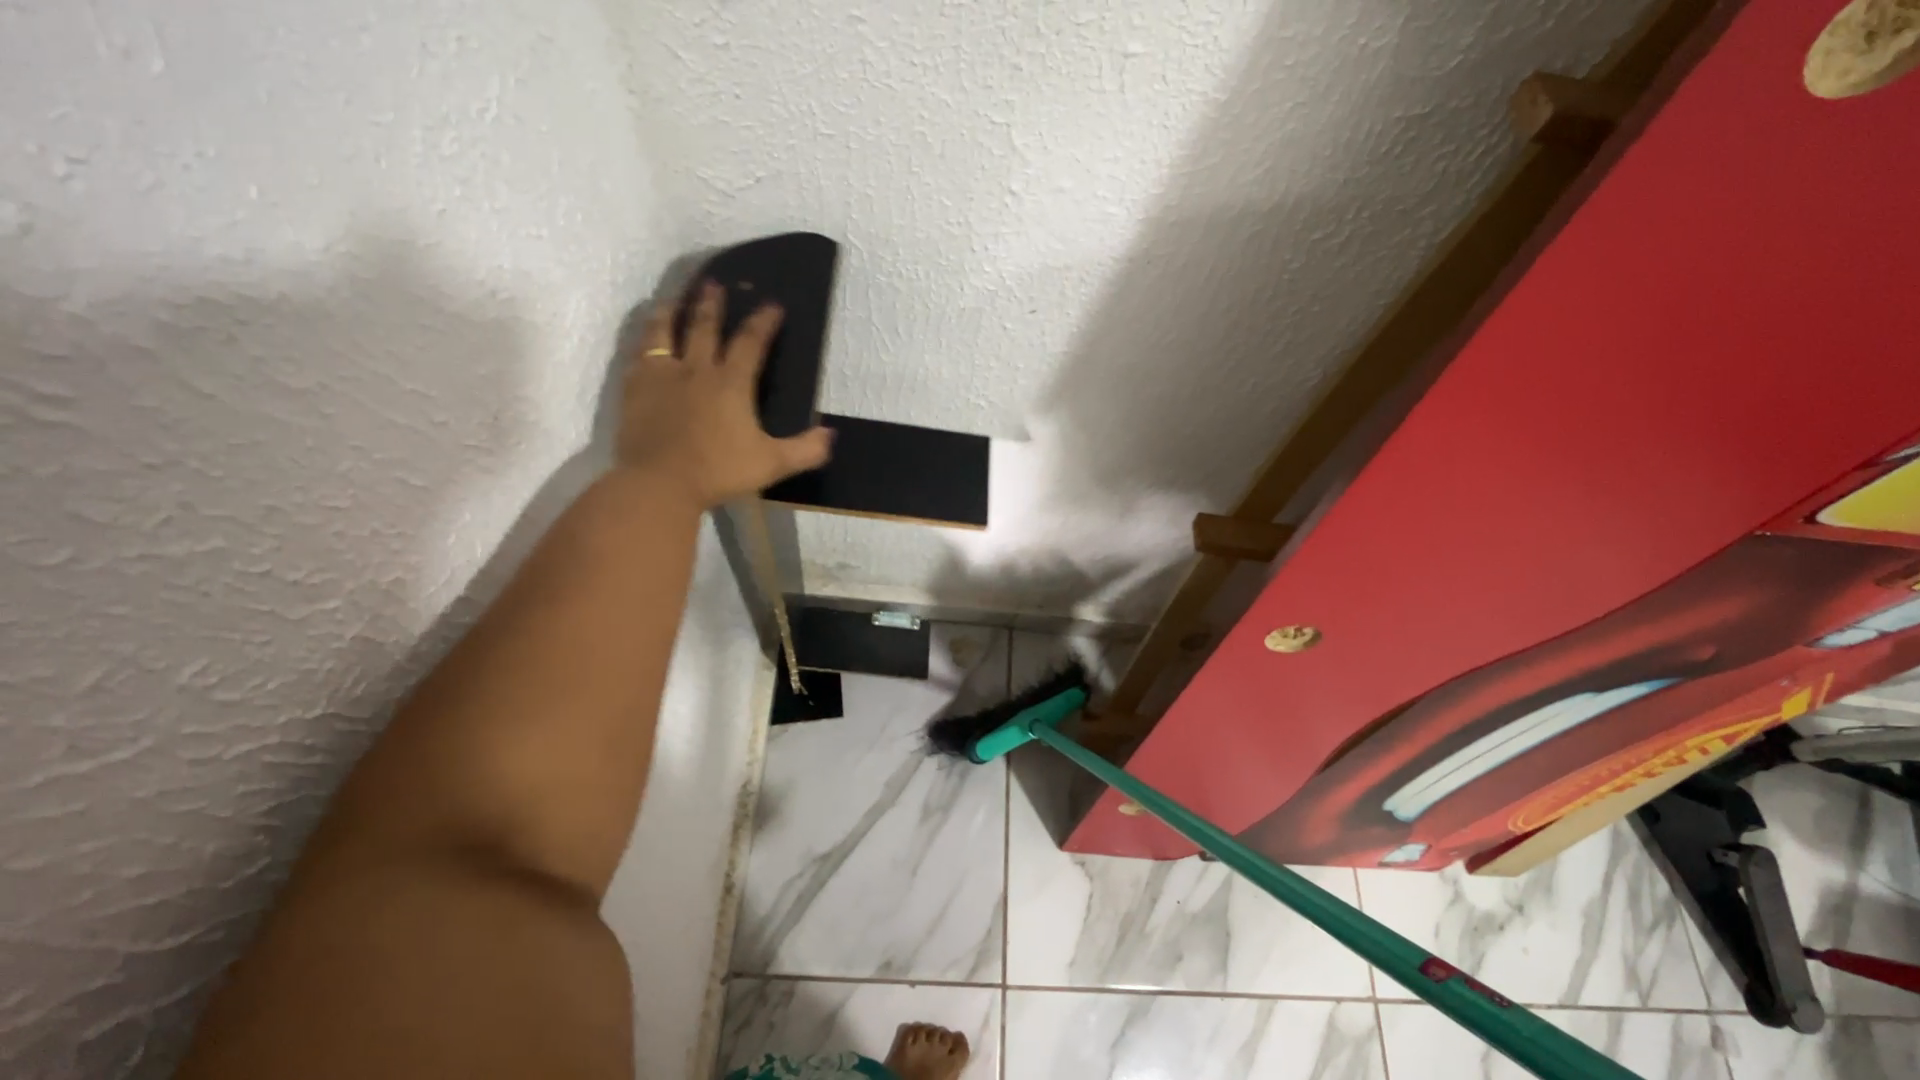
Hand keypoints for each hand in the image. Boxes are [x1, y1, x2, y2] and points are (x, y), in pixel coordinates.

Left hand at [617, 281, 833, 506]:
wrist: (659, 483)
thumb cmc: (718, 471)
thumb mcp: (771, 464)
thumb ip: (805, 449)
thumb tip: (831, 435)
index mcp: (731, 383)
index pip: (751, 341)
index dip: (763, 321)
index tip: (772, 304)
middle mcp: (696, 369)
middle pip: (703, 326)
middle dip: (711, 303)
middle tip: (713, 283)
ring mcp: (661, 376)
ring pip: (663, 332)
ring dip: (669, 312)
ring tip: (671, 300)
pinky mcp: (633, 389)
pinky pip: (637, 356)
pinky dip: (642, 343)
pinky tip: (642, 342)